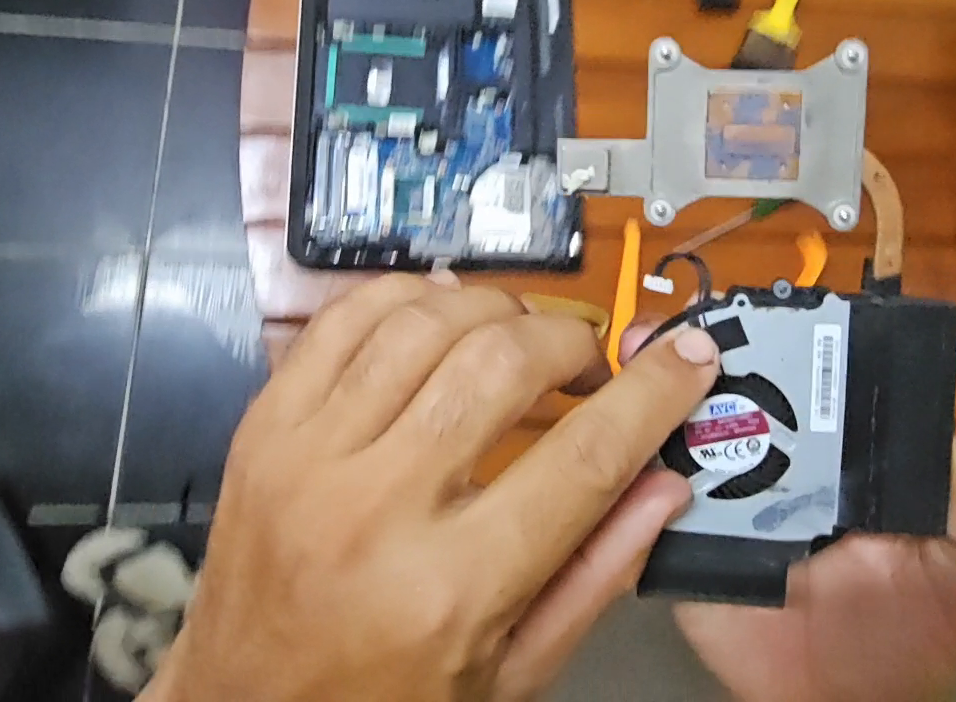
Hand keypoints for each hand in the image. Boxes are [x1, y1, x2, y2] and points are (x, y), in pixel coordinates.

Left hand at [145, 274, 721, 701]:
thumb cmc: (389, 698)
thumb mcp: (510, 672)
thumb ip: (595, 572)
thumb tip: (666, 478)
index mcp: (451, 588)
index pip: (581, 459)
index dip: (651, 394)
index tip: (689, 354)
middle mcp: (375, 507)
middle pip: (499, 364)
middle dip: (567, 342)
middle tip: (584, 361)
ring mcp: (307, 453)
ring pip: (423, 322)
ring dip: (493, 306)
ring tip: (519, 332)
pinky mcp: (266, 422)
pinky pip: (345, 317)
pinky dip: (408, 293)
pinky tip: (442, 307)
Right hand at [621, 322, 955, 701]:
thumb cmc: (915, 638)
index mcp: (834, 451)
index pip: (798, 380)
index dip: (767, 340)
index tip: (736, 315)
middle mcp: (771, 458)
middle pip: (722, 392)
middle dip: (680, 353)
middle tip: (652, 335)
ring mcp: (721, 497)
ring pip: (676, 431)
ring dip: (644, 393)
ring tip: (625, 362)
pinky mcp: (682, 538)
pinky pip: (646, 496)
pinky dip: (623, 466)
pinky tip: (605, 443)